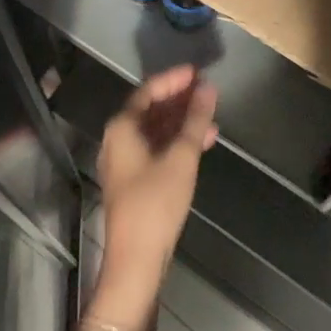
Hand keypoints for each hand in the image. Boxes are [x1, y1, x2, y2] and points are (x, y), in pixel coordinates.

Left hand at [95, 64, 218, 289]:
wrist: (137, 258)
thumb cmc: (156, 203)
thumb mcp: (181, 158)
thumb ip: (195, 122)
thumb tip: (207, 89)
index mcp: (122, 128)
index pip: (148, 91)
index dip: (174, 80)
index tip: (198, 72)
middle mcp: (118, 140)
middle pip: (151, 110)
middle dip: (180, 100)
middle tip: (208, 90)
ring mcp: (125, 161)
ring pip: (156, 131)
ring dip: (182, 122)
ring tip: (212, 114)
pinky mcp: (135, 180)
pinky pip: (157, 149)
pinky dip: (178, 142)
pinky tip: (203, 142)